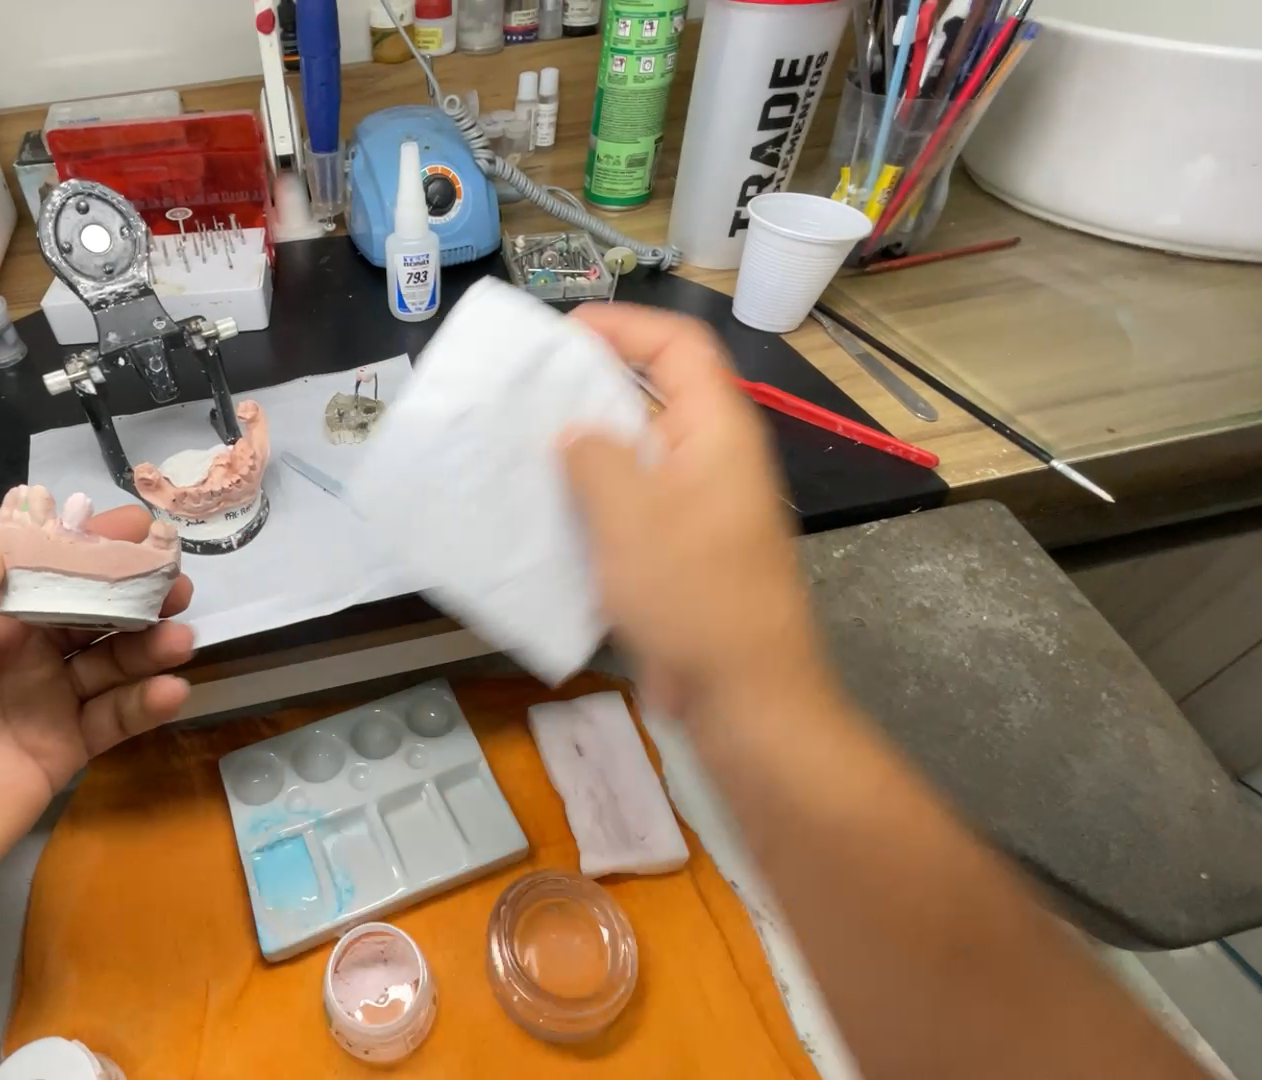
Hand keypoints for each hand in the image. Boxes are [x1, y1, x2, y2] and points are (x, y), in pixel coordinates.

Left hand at [0, 506, 194, 937]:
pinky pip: (112, 719)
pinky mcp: (60, 752)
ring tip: (180, 635)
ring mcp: (41, 702)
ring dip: (149, 642)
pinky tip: (169, 691)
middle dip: (132, 587)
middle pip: (86, 606)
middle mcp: (13, 651)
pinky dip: (145, 703)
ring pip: (111, 658)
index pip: (34, 566)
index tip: (131, 528)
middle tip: (173, 579)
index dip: (82, 543)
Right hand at [562, 304, 840, 723]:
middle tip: (524, 392)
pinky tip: (541, 508)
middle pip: (651, 396)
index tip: (561, 332)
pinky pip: (624, 502)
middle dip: (589, 387)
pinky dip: (586, 496)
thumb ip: (596, 460)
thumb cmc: (694, 598)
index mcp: (715, 433)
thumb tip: (573, 432)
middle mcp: (707, 460)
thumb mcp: (634, 518)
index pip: (679, 348)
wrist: (741, 695)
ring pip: (631, 454)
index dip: (625, 327)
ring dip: (580, 446)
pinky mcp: (672, 547)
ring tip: (520, 443)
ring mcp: (690, 506)